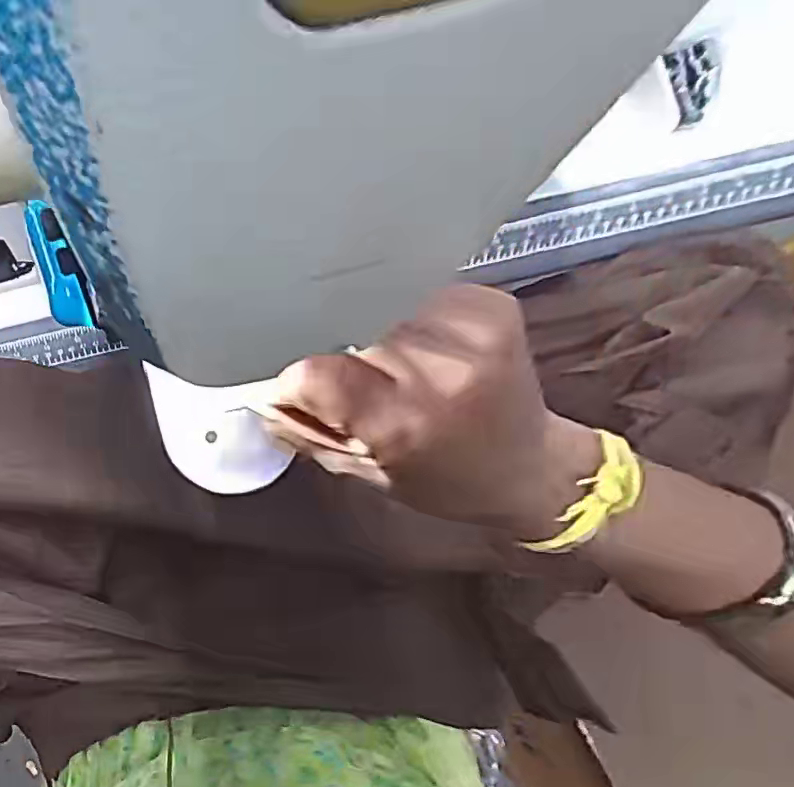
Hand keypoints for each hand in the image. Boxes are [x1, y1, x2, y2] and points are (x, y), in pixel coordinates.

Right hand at [264, 285, 600, 540]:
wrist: (528, 467)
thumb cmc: (438, 483)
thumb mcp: (363, 473)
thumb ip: (308, 432)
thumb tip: (265, 397)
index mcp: (406, 424)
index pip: (318, 374)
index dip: (296, 382)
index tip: (296, 392)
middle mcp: (441, 371)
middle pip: (348, 336)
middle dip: (334, 356)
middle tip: (343, 380)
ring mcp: (473, 330)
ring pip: (381, 309)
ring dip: (369, 333)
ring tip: (384, 362)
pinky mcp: (491, 303)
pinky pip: (418, 295)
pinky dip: (404, 317)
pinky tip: (416, 343)